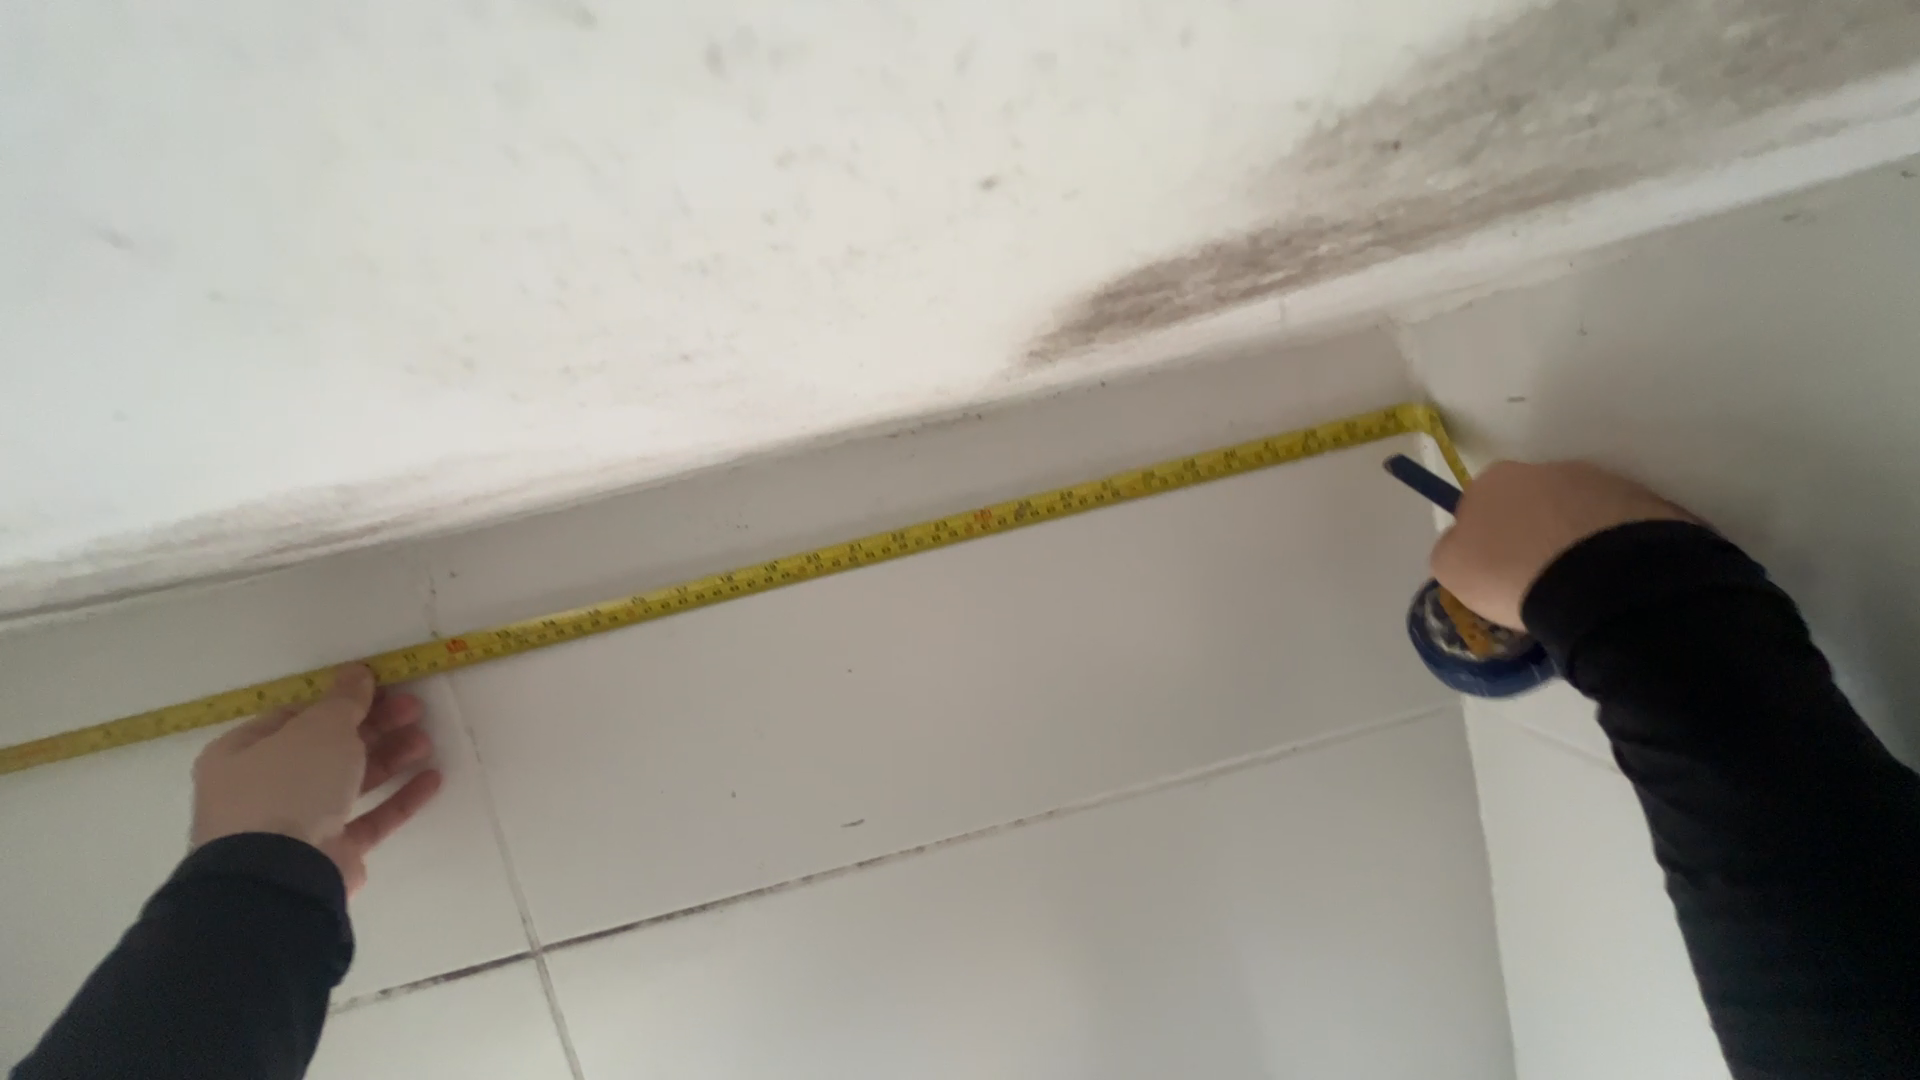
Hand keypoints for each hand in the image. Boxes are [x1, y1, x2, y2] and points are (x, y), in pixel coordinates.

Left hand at [190, 664, 443, 896]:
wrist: (280, 873)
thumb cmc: (289, 785)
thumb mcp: (320, 728)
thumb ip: (344, 700)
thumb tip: (356, 673)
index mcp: (244, 754)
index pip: (297, 716)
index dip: (342, 700)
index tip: (384, 689)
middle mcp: (264, 788)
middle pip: (329, 747)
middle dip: (376, 726)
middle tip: (415, 709)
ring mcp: (295, 823)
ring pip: (351, 780)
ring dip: (391, 757)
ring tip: (426, 742)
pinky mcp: (329, 851)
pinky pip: (371, 817)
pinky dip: (401, 796)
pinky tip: (432, 778)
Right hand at [1430, 461, 1700, 629]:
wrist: (1604, 583)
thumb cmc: (1509, 571)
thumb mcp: (1450, 568)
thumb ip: (1452, 547)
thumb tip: (1464, 542)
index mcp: (1493, 479)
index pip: (1477, 502)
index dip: (1482, 534)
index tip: (1489, 564)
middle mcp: (1546, 469)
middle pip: (1530, 501)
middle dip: (1531, 530)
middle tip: (1532, 573)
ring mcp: (1603, 483)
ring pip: (1577, 512)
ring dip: (1573, 538)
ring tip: (1576, 583)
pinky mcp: (1650, 505)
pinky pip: (1619, 529)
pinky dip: (1611, 549)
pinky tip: (1608, 581)